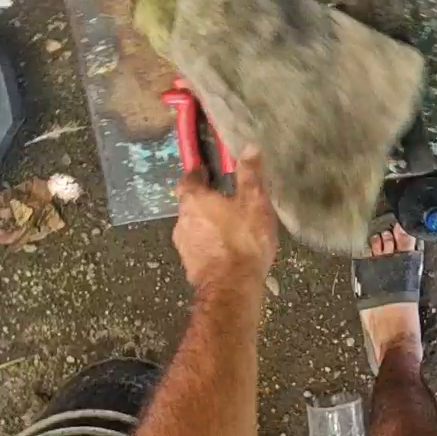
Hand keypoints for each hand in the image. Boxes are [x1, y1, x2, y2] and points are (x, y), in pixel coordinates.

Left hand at [173, 150, 277, 294]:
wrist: (231, 288)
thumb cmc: (243, 240)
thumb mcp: (254, 202)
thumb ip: (250, 175)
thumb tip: (250, 147)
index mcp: (195, 200)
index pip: (188, 179)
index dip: (198, 174)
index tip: (209, 171)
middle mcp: (182, 220)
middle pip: (190, 204)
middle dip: (206, 201)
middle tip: (227, 200)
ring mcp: (184, 246)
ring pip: (195, 227)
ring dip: (209, 224)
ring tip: (232, 227)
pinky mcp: (191, 266)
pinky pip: (201, 247)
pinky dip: (211, 244)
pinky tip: (229, 249)